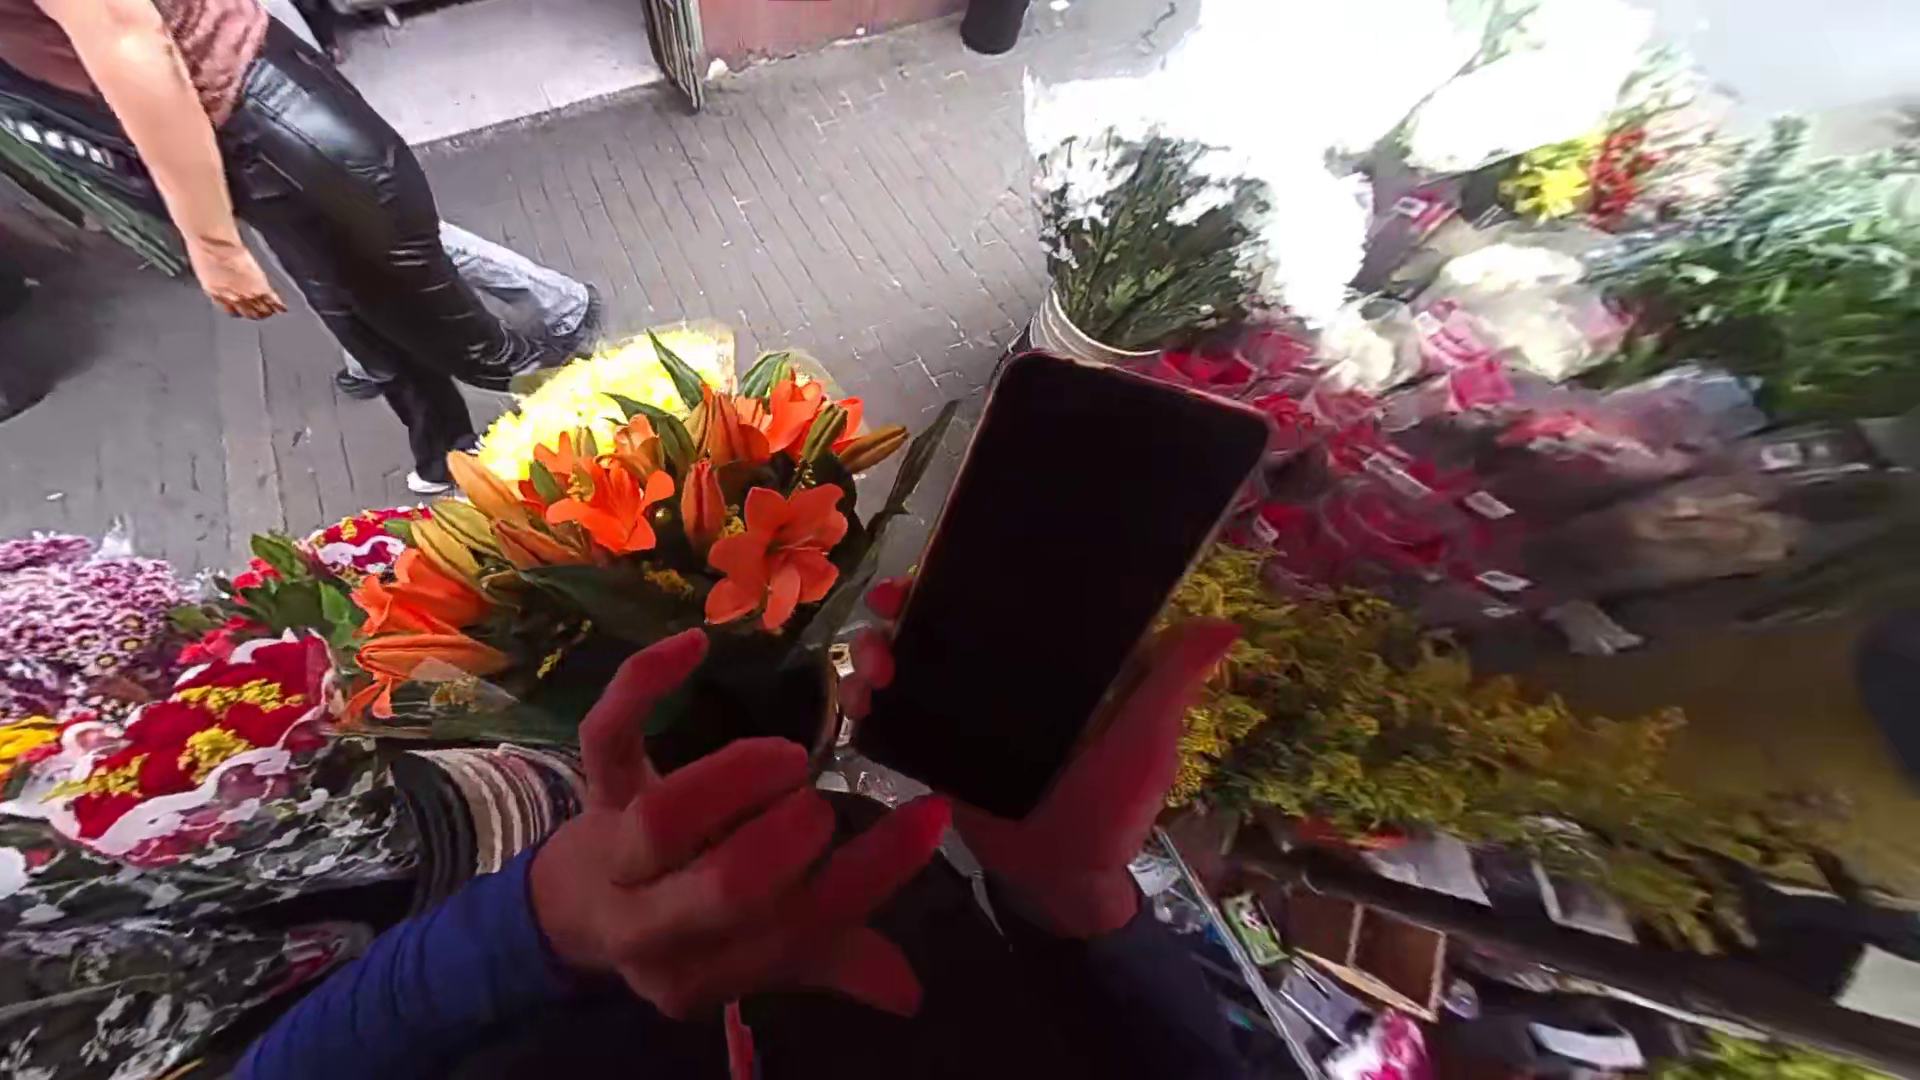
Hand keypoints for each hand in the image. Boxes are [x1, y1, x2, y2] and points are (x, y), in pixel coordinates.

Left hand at [189, 238, 286, 318]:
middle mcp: (232, 296)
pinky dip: (279, 307)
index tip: (242, 311)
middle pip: (249, 313)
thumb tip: (223, 283)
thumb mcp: (204, 270)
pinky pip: (274, 302)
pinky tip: (282, 308)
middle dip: (255, 314)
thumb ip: (216, 281)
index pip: (230, 310)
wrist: (213, 244)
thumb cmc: (203, 251)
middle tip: (260, 313)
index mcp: (215, 292)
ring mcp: (248, 293)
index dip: (237, 312)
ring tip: (272, 311)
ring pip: (263, 310)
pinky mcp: (262, 288)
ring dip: (268, 311)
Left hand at [531, 628, 950, 1018]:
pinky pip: (609, 736)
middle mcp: (660, 918)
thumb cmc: (693, 922)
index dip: (877, 869)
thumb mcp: (764, 950)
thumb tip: (912, 990)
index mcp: (716, 960)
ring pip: (663, 820)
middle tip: (817, 800)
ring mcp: (619, 849)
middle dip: (785, 841)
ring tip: (784, 755)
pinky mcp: (597, 786)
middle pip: (723, 890)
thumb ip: (835, 955)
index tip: (933, 811)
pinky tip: (695, 646)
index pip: (808, 925)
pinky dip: (645, 686)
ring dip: (734, 780)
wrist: (579, 910)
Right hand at [844, 579, 1236, 938]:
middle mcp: (997, 670)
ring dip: (876, 650)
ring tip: (874, 672)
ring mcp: (958, 703)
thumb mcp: (1146, 739)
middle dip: (905, 608)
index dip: (963, 575)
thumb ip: (1173, 682)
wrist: (1059, 876)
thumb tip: (1225, 623)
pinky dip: (866, 700)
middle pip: (939, 621)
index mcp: (1044, 658)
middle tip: (888, 609)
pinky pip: (890, 710)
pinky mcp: (931, 740)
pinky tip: (858, 705)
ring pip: (906, 658)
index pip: (998, 601)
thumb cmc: (1112, 805)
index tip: (936, 566)